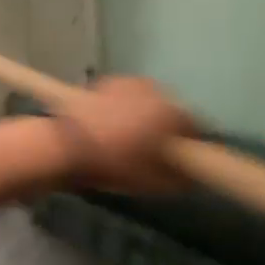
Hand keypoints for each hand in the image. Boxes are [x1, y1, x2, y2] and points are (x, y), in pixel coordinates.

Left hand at [53, 76, 198, 192]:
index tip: (186, 157)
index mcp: (171, 113)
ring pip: (149, 99)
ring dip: (147, 113)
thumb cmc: (116, 164)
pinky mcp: (107, 81)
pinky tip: (115, 122)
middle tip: (158, 147)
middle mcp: (154, 91)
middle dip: (168, 125)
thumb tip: (193, 175)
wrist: (68, 144)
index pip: (195, 126)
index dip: (192, 143)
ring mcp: (128, 82)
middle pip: (171, 109)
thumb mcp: (156, 183)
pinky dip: (127, 105)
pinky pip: (127, 95)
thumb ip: (182, 178)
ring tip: (134, 134)